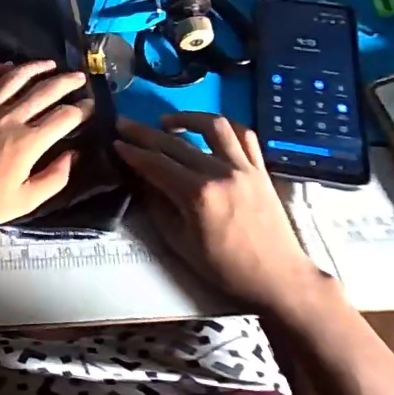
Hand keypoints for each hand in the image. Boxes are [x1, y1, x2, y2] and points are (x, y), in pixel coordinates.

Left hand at [0, 60, 93, 232]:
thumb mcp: (25, 201)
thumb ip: (54, 178)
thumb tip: (72, 156)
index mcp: (29, 142)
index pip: (64, 117)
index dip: (82, 110)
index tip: (90, 106)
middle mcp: (11, 118)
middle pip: (45, 91)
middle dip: (67, 82)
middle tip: (80, 78)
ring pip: (16, 78)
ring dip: (36, 68)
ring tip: (50, 63)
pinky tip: (8, 66)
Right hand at [113, 112, 326, 314]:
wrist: (277, 276)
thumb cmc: (225, 268)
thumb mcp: (181, 244)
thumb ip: (159, 207)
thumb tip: (142, 180)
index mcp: (197, 195)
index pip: (156, 164)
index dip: (133, 152)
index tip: (116, 142)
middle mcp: (220, 173)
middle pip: (176, 143)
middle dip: (145, 132)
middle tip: (125, 123)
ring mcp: (243, 167)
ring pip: (213, 127)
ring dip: (186, 118)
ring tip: (167, 122)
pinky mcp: (260, 168)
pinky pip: (244, 135)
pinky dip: (225, 126)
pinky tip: (210, 129)